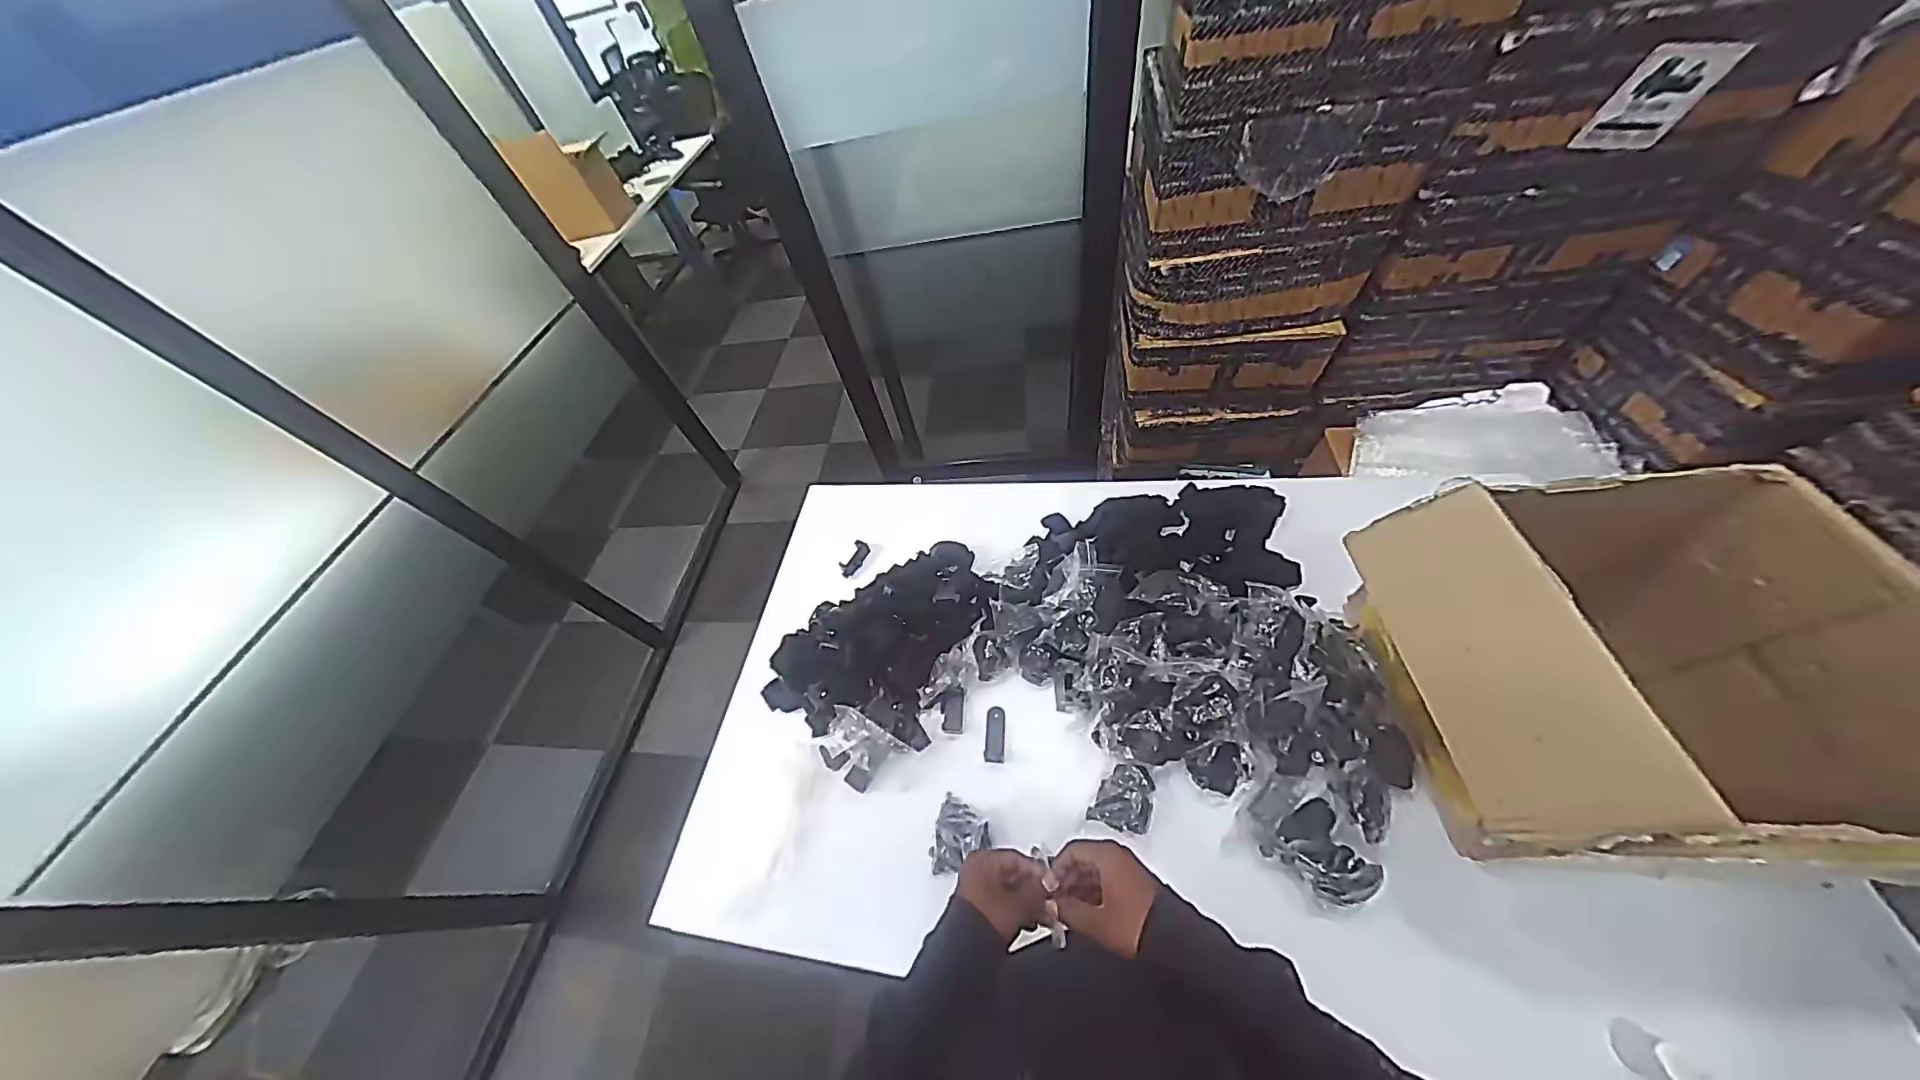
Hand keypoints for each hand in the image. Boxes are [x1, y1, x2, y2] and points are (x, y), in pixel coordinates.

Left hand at [955, 849, 1047, 944]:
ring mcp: (976, 892)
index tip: (1052, 883)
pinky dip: (1018, 913)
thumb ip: (1037, 890)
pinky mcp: (978, 911)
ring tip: (1045, 917)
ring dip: (1029, 905)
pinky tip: (1031, 923)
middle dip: (1035, 892)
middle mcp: (976, 873)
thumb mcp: (1019, 903)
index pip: (1017, 859)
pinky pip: (1003, 906)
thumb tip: (1048, 884)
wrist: (967, 952)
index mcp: (982, 862)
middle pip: (1014, 877)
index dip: (1038, 872)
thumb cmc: (985, 921)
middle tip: (1051, 903)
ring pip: (1010, 894)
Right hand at [1053, 838, 1159, 958]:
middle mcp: (1118, 856)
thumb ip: (1067, 910)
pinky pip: (1107, 881)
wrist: (1174, 941)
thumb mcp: (1095, 920)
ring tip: (1071, 912)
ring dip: (1080, 890)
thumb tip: (1054, 904)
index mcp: (1107, 855)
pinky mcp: (1135, 883)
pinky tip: (1089, 914)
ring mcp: (1128, 869)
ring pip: (1094, 871)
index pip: (1071, 850)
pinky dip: (1094, 894)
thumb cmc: (1139, 924)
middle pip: (1082, 860)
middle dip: (1067, 881)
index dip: (1056, 870)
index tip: (1049, 888)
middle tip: (1058, 902)